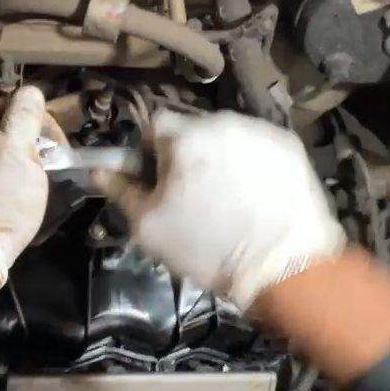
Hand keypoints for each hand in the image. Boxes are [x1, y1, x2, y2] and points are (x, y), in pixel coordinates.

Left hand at [0, 87, 49, 284]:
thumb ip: (26, 114)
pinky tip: (18, 187)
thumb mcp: (21, 150)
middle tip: (51, 163)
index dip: (42, 123)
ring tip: (36, 178)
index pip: (15, 104)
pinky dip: (8, 170)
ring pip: (2, 145)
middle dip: (33, 140)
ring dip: (24, 156)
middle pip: (8, 124)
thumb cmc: (2, 196)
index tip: (58, 146)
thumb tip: (31, 91)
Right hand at [96, 110, 346, 310]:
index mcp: (182, 137)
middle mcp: (221, 122)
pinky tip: (255, 195)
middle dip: (187, 154)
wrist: (286, 268)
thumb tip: (100, 170)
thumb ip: (122, 191)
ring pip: (225, 137)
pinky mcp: (289, 145)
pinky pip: (256, 146)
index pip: (154, 124)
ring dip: (219, 157)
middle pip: (191, 129)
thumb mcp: (150, 227)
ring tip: (228, 197)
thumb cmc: (207, 248)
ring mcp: (259, 131)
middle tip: (193, 195)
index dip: (151, 152)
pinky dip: (250, 164)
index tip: (159, 181)